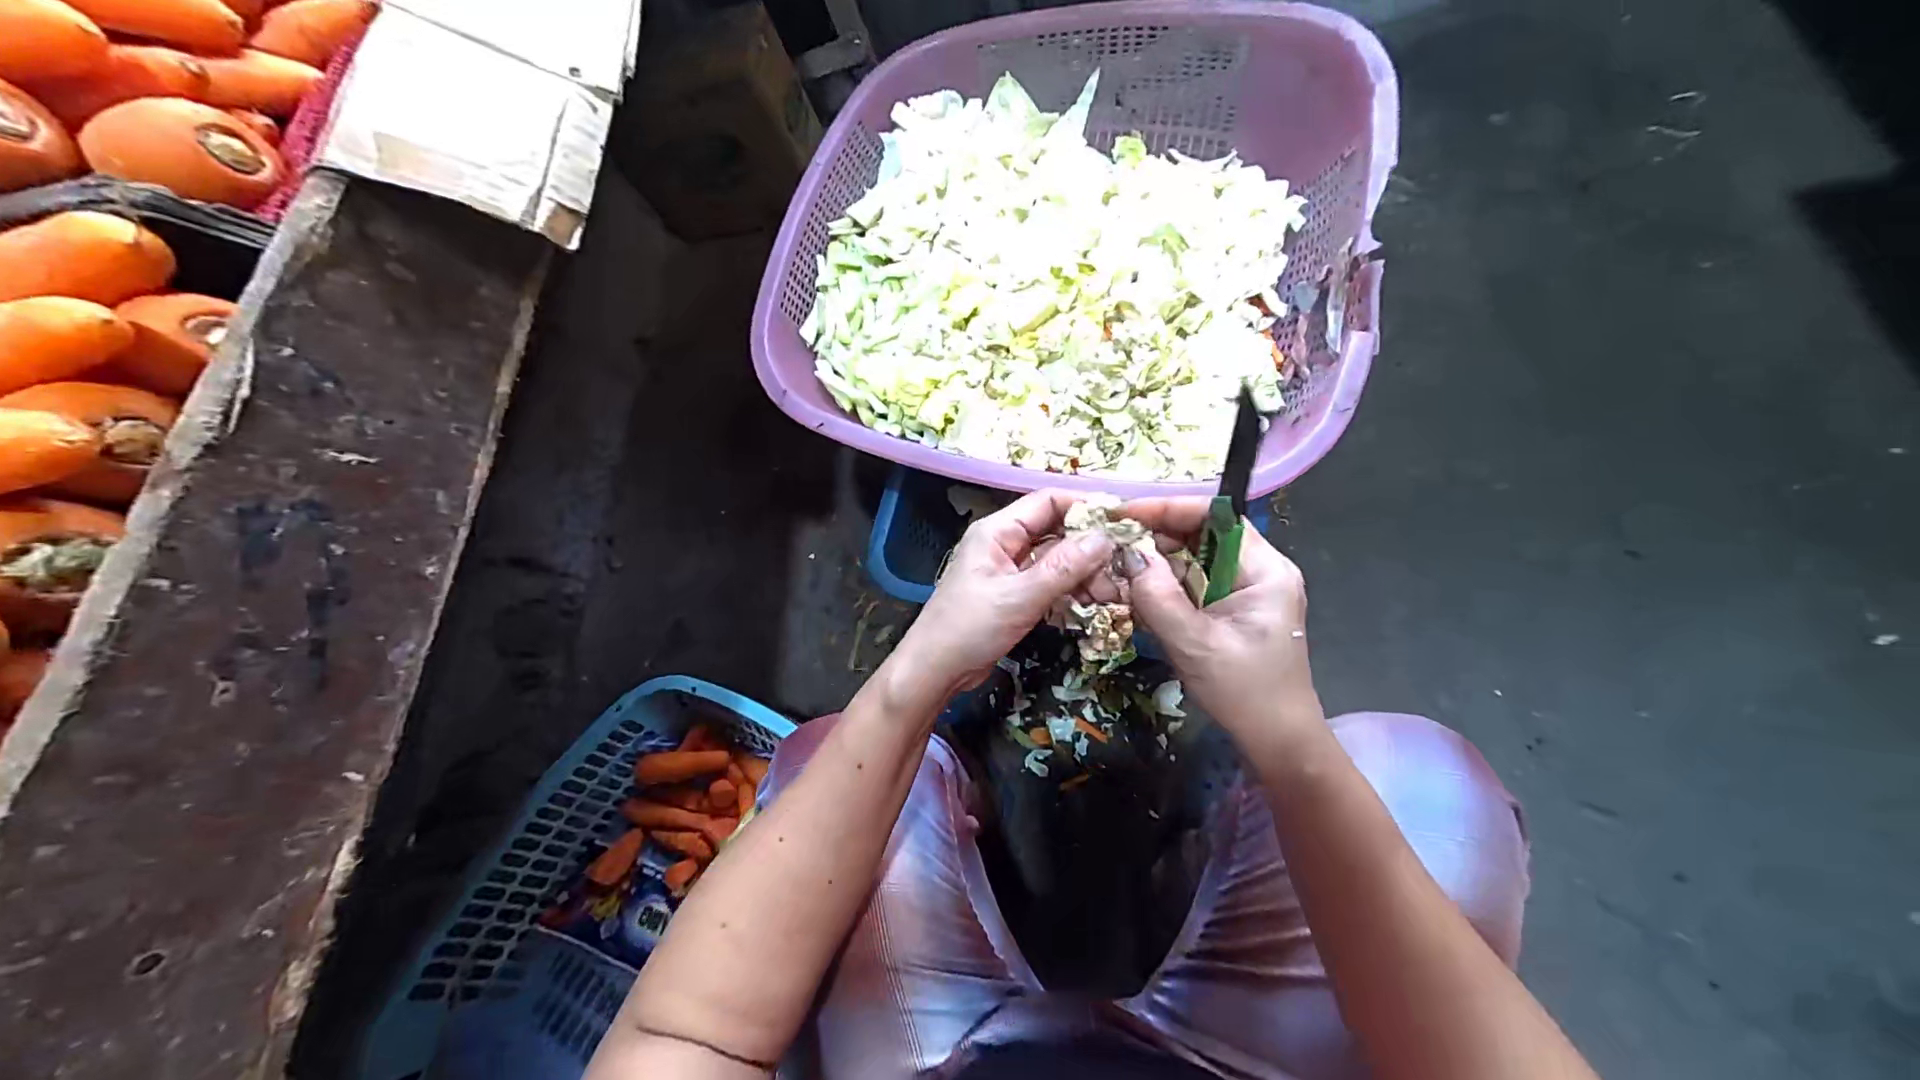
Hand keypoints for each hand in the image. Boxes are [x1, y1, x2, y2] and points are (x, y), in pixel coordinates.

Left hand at [888, 489, 1115, 702]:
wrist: (936, 671)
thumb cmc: (969, 628)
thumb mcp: (1020, 596)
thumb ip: (1064, 567)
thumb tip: (1106, 537)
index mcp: (998, 530)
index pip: (1048, 502)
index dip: (1085, 507)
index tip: (1122, 524)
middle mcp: (1005, 544)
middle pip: (1057, 532)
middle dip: (1090, 549)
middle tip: (1120, 572)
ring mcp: (1011, 571)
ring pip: (1058, 561)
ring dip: (1085, 575)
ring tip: (1109, 597)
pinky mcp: (1016, 596)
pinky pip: (1051, 584)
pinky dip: (1071, 593)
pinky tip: (1091, 607)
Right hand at [1120, 497, 1324, 753]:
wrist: (1275, 741)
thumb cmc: (1245, 691)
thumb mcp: (1195, 642)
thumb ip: (1158, 595)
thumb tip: (1128, 553)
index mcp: (1264, 568)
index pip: (1215, 515)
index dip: (1168, 508)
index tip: (1123, 514)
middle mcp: (1256, 569)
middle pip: (1200, 534)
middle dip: (1154, 536)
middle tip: (1109, 543)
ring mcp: (1242, 590)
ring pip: (1190, 559)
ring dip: (1153, 562)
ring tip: (1113, 565)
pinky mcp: (1227, 610)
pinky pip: (1190, 584)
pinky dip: (1161, 585)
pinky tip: (1132, 591)